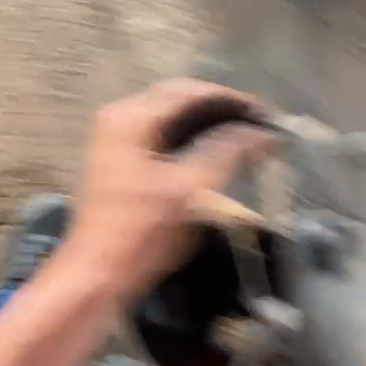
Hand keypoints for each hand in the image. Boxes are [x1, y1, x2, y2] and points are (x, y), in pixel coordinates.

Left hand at [49, 79, 278, 304]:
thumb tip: (264, 134)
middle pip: (179, 99)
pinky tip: (216, 153)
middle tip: (261, 125)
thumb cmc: (142, 232)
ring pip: (171, 117)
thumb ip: (229, 153)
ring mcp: (115, 137)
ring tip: (246, 137)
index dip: (234, 100)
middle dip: (222, 110)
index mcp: (131, 117)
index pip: (191, 91)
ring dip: (207, 124)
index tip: (268, 115)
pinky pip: (162, 134)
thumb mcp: (191, 190)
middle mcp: (119, 117)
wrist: (97, 274)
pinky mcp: (119, 158)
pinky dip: (190, 139)